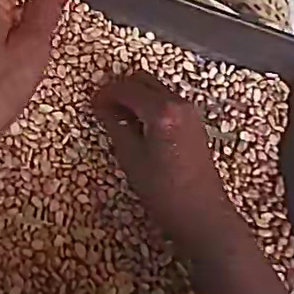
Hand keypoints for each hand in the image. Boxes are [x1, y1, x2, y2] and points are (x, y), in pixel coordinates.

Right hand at [92, 73, 247, 254]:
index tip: (91, 103)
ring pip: (155, 88)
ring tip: (118, 118)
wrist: (202, 213)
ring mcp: (189, 111)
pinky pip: (166, 101)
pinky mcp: (193, 122)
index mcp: (162, 110)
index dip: (105, 93)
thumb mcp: (131, 157)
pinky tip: (138, 125)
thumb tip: (103, 107)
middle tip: (102, 107)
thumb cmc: (163, 191)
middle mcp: (178, 103)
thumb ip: (116, 125)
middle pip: (143, 80)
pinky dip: (149, 104)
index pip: (126, 88)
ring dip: (135, 96)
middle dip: (120, 89)